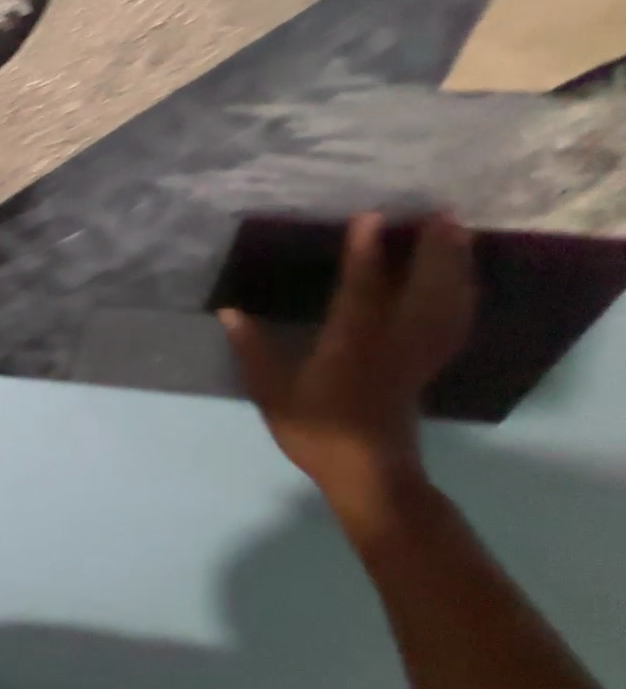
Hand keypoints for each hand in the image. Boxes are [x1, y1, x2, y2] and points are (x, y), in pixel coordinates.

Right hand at [220, 213, 476, 522]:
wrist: (369, 474)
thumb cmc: (315, 432)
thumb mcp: (272, 393)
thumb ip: (253, 351)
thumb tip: (229, 312)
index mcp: (352, 345)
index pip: (362, 289)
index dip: (365, 253)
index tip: (371, 218)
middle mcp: (392, 343)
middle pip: (424, 290)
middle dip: (434, 251)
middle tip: (440, 214)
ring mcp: (416, 355)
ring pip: (446, 304)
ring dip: (455, 268)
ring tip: (457, 237)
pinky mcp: (425, 367)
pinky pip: (450, 325)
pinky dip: (458, 299)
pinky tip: (458, 286)